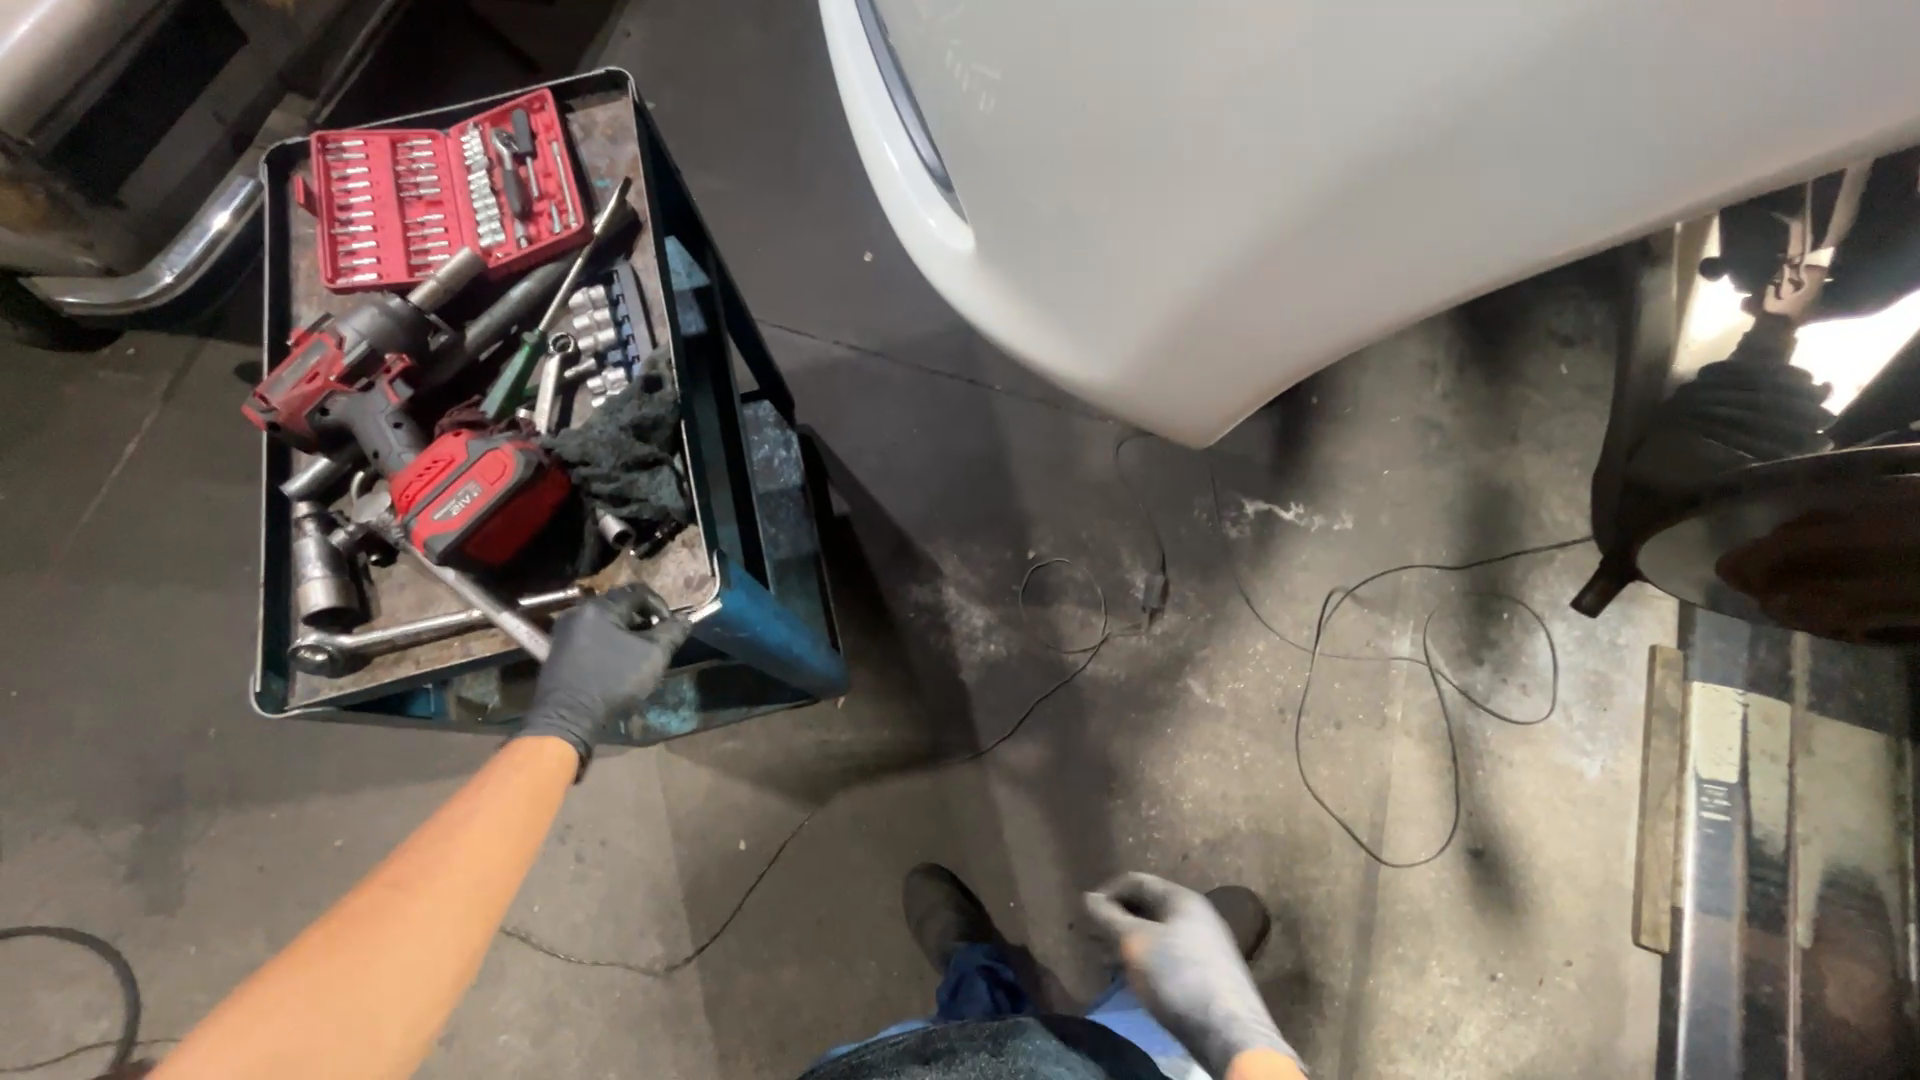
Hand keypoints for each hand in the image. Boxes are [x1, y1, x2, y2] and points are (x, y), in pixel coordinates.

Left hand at [515, 585, 690, 771]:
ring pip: (606, 622)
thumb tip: (686, 619)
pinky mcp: (559, 650)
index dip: (661, 607)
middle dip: (643, 621)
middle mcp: (579, 612)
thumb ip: (673, 632)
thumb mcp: (653, 655)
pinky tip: (617, 664)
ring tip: (638, 655)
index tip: (670, 628)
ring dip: (627, 633)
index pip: (639, 592)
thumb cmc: (614, 681)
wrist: (568, 716)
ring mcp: (565, 631)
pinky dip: (609, 643)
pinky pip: (592, 636)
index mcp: (600, 607)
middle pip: (621, 606)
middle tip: (656, 642)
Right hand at [1084, 873, 1298, 1078]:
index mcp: (1181, 899)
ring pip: (1157, 934)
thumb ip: (1109, 917)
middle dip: (1116, 921)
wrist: (1229, 1033)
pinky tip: (1133, 978)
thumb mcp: (1135, 943)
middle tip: (1092, 939)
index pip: (1136, 881)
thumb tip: (1088, 898)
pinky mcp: (1208, 973)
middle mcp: (1196, 915)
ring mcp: (1205, 945)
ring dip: (1129, 942)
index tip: (1085, 915)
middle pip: (1147, 907)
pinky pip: (1168, 955)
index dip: (1107, 893)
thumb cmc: (1177, 976)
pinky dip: (1146, 960)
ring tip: (1106, 960)